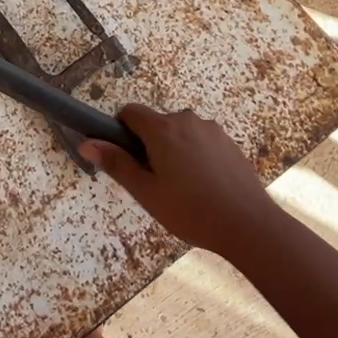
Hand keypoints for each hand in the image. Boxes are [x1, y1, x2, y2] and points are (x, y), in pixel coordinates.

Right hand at [80, 105, 278, 255]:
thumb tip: (86, 143)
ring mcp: (211, 130)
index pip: (130, 112)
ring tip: (184, 188)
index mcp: (162, 128)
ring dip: (175, 150)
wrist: (251, 226)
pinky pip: (202, 141)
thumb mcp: (147, 192)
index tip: (128, 158)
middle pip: (156, 123)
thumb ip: (116, 164)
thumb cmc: (192, 211)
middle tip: (157, 182)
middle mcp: (185, 119)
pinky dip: (197, 156)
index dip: (122, 131)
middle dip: (150, 145)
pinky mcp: (230, 143)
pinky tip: (206, 187)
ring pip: (180, 133)